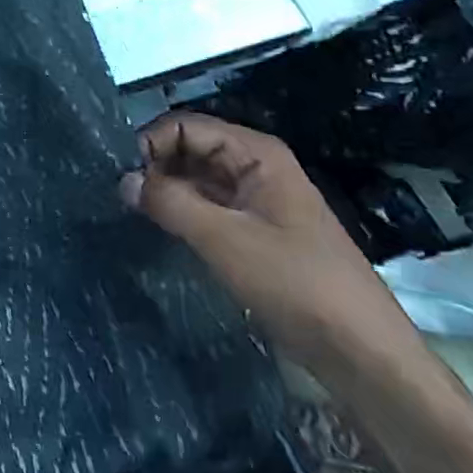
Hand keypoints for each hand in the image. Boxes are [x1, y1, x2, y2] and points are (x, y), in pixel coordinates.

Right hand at [122, 113, 396, 368]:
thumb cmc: (295, 281)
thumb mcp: (226, 239)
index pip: (188, 126)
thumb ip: (171, 202)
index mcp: (256, 153)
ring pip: (198, 181)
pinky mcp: (253, 233)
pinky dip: (182, 215)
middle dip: (155, 167)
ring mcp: (255, 201)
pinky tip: (156, 232)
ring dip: (166, 192)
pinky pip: (209, 210)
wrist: (357, 347)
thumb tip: (123, 179)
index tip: (117, 176)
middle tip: (115, 198)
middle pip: (192, 150)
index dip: (151, 143)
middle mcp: (255, 167)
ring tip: (126, 214)